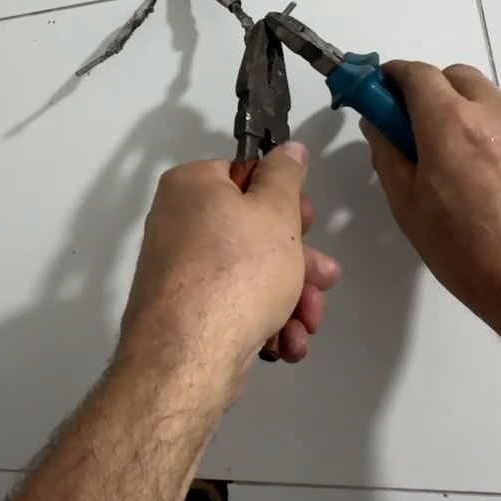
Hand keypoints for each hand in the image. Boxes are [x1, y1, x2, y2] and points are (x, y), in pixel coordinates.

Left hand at [117, 144, 341, 400]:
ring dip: (290, 298)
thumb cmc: (237, 270)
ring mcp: (179, 268)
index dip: (284, 201)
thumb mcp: (275, 212)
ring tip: (307, 323)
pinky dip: (265, 321)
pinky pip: (234, 304)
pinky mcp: (186, 310)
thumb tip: (287, 148)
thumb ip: (285, 176)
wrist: (190, 353)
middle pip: (253, 231)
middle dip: (298, 262)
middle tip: (323, 280)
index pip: (246, 176)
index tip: (308, 222)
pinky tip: (286, 343)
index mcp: (190, 185)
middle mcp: (177, 221)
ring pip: (251, 273)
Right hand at [364, 61, 500, 336]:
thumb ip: (390, 158)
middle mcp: (498, 112)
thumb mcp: (412, 213)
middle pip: (456, 77)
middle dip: (431, 92)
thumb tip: (379, 125)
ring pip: (494, 99)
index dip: (391, 79)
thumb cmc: (478, 259)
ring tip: (468, 164)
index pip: (414, 73)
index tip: (381, 98)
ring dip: (471, 112)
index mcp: (451, 123)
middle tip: (419, 134)